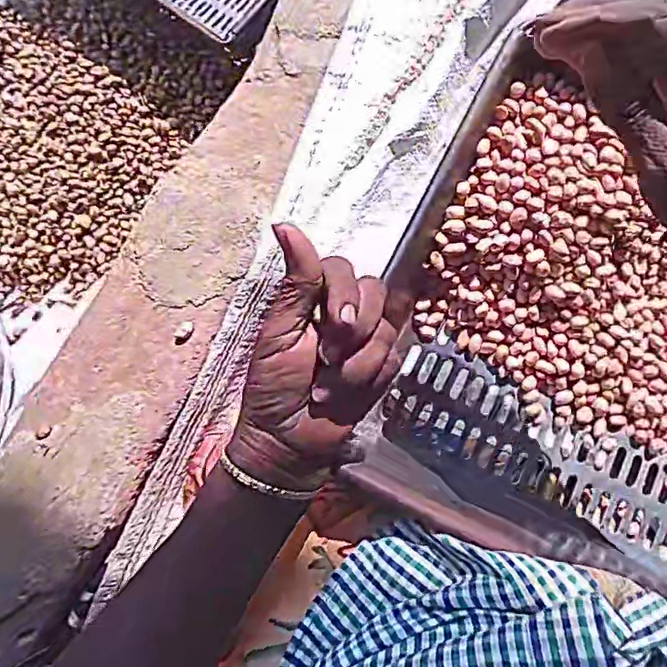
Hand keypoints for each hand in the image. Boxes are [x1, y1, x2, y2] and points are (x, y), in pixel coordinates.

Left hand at [232, 224, 410, 492]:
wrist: (289, 440)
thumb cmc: (273, 384)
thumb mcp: (278, 331)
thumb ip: (296, 281)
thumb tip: (285, 225)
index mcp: (316, 296)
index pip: (345, 269)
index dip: (344, 294)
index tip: (330, 326)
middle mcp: (347, 308)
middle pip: (375, 290)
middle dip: (353, 329)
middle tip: (325, 359)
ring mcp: (370, 335)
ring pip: (386, 326)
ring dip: (356, 362)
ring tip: (327, 384)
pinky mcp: (385, 362)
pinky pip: (394, 355)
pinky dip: (368, 376)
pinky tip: (345, 391)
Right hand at [532, 0, 666, 254]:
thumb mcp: (662, 168)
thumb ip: (624, 106)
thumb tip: (586, 53)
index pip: (659, 26)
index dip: (598, 23)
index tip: (549, 32)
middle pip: (660, 16)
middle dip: (596, 17)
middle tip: (542, 26)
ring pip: (661, 26)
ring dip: (607, 25)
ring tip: (557, 29)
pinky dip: (626, 45)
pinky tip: (591, 44)